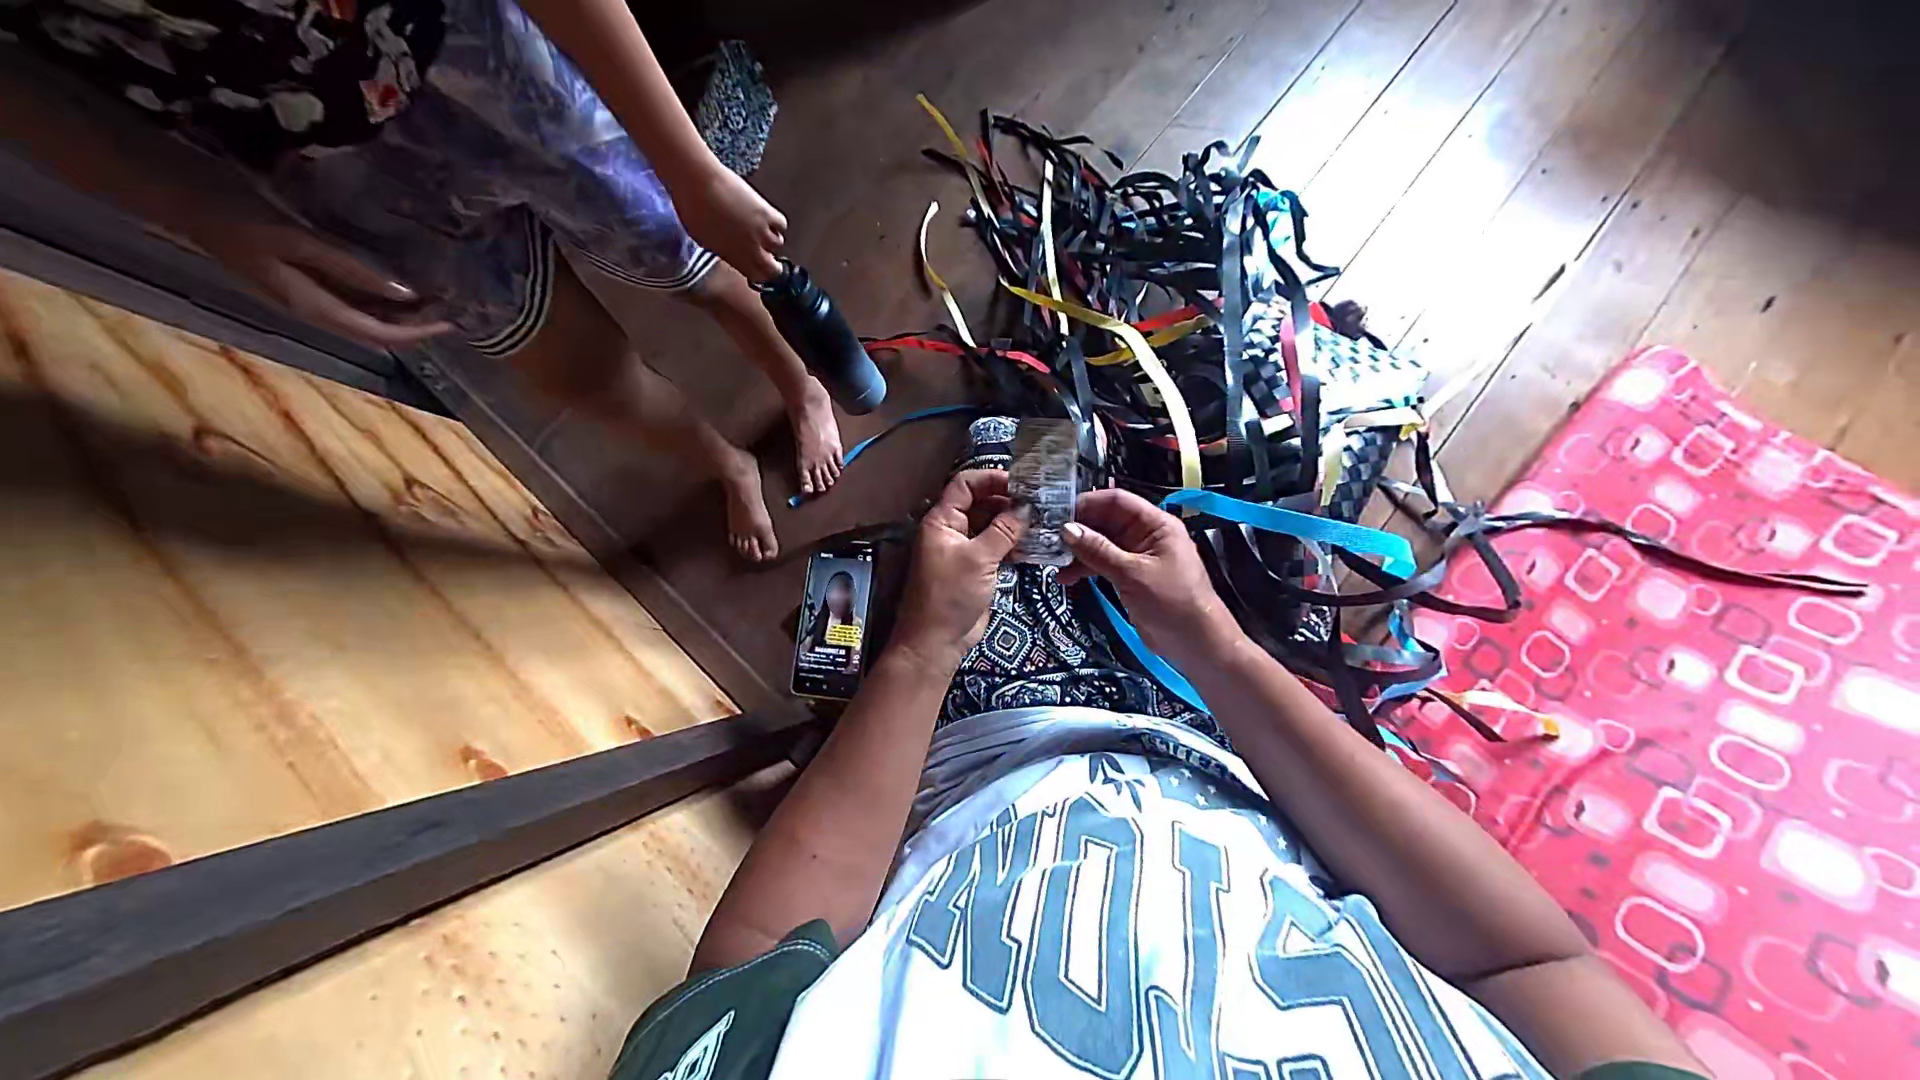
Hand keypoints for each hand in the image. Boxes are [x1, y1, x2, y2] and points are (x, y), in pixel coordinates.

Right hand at [181, 218, 453, 347]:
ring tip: (440, 297)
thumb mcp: (294, 236)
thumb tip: (405, 292)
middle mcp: (312, 308)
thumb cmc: (227, 208)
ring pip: (367, 315)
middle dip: (418, 325)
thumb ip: (350, 267)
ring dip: (404, 313)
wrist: (164, 185)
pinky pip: (353, 297)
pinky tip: (402, 282)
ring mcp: (306, 293)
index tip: (454, 323)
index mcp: (310, 306)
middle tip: (454, 308)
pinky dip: (382, 295)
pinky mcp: (301, 276)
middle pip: (378, 331)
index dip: (420, 333)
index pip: (380, 334)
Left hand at [671, 162, 787, 282]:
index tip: (757, 270)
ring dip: (772, 240)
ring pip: (778, 244)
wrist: (698, 181)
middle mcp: (752, 248)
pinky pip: (782, 224)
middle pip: (773, 268)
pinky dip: (777, 224)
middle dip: (771, 264)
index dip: (759, 274)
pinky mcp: (767, 212)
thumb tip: (730, 251)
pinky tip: (769, 219)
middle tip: (766, 257)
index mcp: (735, 258)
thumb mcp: (703, 239)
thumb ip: (722, 250)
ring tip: (764, 232)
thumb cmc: (692, 208)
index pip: (758, 278)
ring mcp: (761, 231)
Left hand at [893, 470, 1025, 663]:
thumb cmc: (950, 595)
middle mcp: (952, 530)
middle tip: (1039, 503)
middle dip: (1008, 501)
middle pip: (981, 503)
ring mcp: (965, 550)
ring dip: (1013, 524)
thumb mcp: (979, 559)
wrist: (937, 641)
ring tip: (1042, 521)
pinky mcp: (977, 569)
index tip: (1021, 483)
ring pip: (991, 526)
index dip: (991, 479)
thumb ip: (1003, 531)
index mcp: (942, 521)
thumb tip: (1026, 508)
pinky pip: (996, 547)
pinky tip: (1034, 543)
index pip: (965, 485)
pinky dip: (1013, 544)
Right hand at [1059, 488, 1247, 670]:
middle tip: (1049, 537)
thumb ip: (1098, 551)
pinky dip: (1084, 568)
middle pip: (1105, 521)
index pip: (1117, 501)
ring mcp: (1136, 556)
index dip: (1087, 504)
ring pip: (1100, 543)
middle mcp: (1146, 535)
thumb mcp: (1132, 573)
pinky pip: (1101, 563)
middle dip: (1078, 529)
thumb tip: (1067, 529)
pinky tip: (1067, 577)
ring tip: (1055, 561)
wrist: (1195, 644)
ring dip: (1078, 551)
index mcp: (1156, 524)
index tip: (1059, 512)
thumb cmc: (1174, 603)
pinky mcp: (1129, 576)